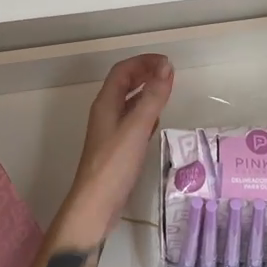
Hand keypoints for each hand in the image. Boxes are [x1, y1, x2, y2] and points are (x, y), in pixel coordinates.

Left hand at [64, 54, 174, 234]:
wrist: (96, 204)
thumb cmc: (114, 164)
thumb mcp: (136, 128)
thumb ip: (152, 97)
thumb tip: (166, 68)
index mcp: (106, 103)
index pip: (123, 70)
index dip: (144, 62)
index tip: (168, 63)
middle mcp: (106, 113)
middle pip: (125, 83)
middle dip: (146, 73)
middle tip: (170, 74)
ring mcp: (112, 131)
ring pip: (130, 102)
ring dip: (147, 92)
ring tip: (168, 91)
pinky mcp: (119, 147)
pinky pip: (133, 121)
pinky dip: (147, 114)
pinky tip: (158, 121)